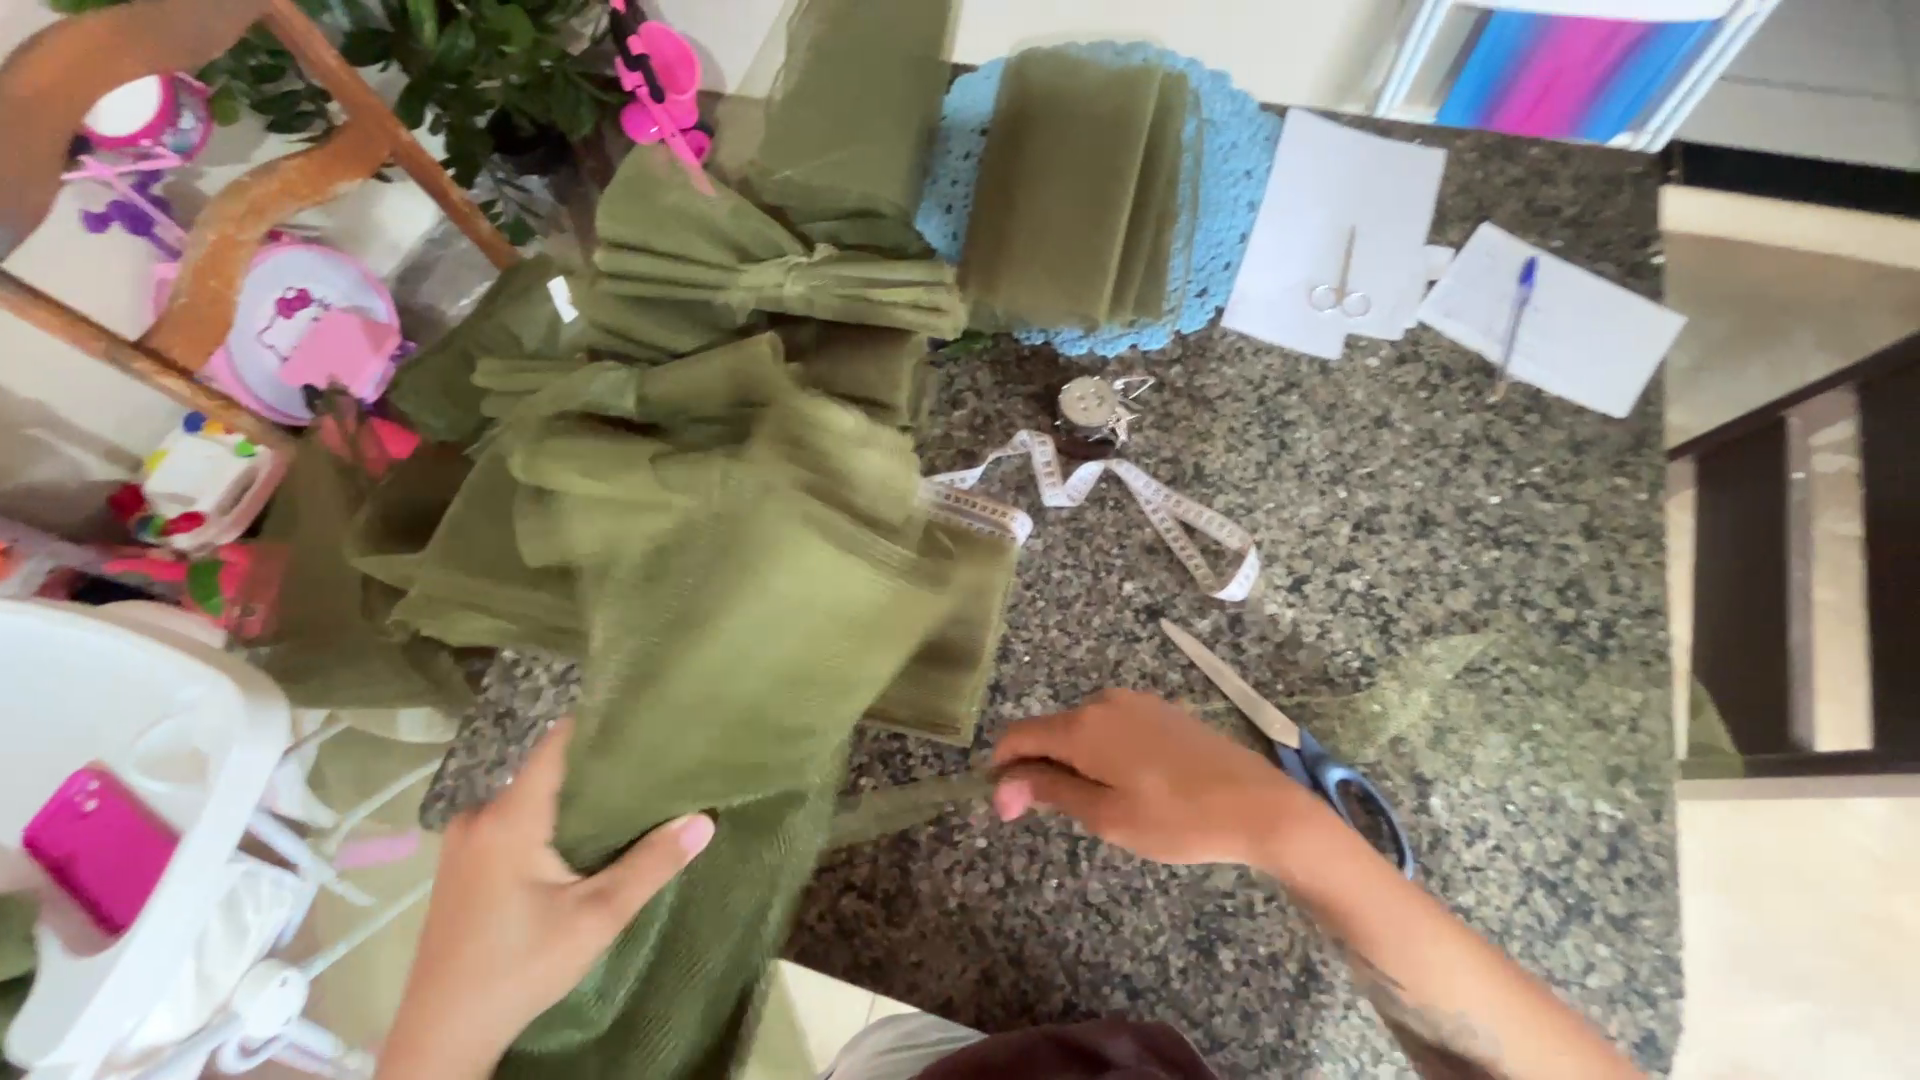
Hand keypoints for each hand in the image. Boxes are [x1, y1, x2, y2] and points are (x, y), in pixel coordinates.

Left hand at [377, 717, 713, 1076]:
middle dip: (595, 764)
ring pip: (529, 793)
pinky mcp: (461, 861)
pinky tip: (582, 833)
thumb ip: (650, 865)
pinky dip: (549, 815)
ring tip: (626, 792)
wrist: (441, 1036)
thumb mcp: (596, 918)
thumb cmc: (520, 970)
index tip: (642, 716)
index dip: (598, 724)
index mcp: (509, 818)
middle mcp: (479, 815)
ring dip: (572, 793)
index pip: (556, 744)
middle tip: (649, 760)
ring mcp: (463, 839)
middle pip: (544, 767)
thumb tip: (704, 821)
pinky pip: (512, 816)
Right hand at [991, 689, 1332, 866]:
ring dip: (1075, 763)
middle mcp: (1103, 701)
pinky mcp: (1162, 709)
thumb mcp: (1107, 816)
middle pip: (1051, 731)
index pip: (1018, 735)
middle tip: (1065, 818)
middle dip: (1041, 769)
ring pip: (1083, 730)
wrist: (1260, 805)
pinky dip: (1104, 753)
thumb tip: (1002, 784)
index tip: (1008, 809)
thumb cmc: (1178, 819)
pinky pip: (1113, 727)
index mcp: (1083, 725)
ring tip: (1107, 807)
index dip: (1003, 769)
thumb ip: (1049, 791)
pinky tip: (1134, 785)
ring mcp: (1136, 702)